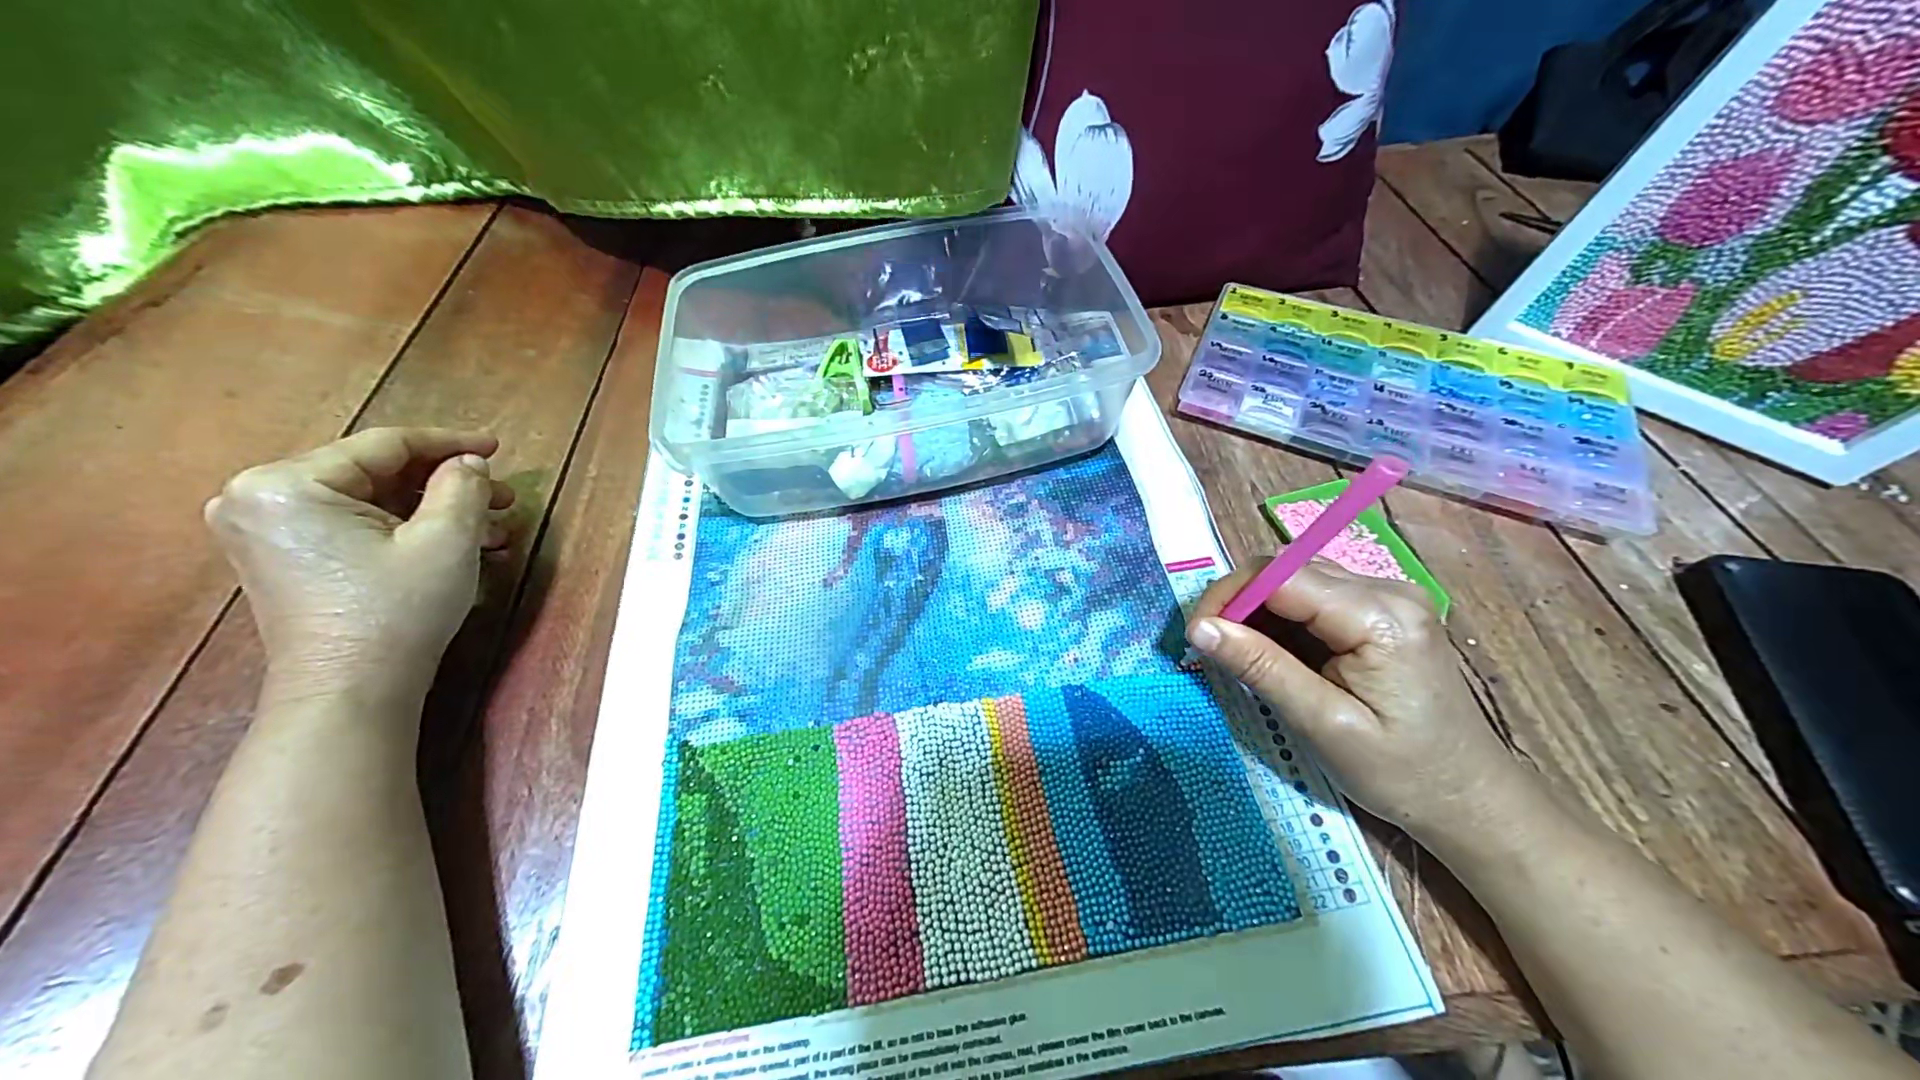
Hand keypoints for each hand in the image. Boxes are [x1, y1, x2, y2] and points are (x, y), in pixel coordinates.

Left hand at [204, 428, 514, 702]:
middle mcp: (260, 498)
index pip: (385, 445)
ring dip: (434, 511)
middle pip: (377, 473)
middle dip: (448, 485)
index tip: (498, 448)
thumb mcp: (445, 541)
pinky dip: (405, 530)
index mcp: (287, 483)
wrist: (351, 693)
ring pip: (370, 502)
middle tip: (504, 499)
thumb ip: (463, 488)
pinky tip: (455, 546)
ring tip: (492, 530)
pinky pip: (353, 526)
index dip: (450, 444)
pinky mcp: (282, 559)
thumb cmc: (397, 611)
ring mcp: (265, 531)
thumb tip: (471, 464)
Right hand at [1186, 560, 1528, 840]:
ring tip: (1237, 652)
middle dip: (1238, 601)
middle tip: (1209, 646)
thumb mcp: (1323, 724)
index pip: (1281, 576)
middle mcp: (1388, 590)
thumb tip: (1199, 628)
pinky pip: (1313, 597)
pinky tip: (1272, 652)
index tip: (1196, 635)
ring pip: (1295, 579)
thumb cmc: (1401, 772)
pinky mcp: (1381, 610)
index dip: (1229, 596)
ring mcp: (1388, 597)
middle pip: (1286, 569)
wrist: (1469, 798)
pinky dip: (1280, 618)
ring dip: (1256, 609)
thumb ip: (1262, 667)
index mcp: (1381, 617)